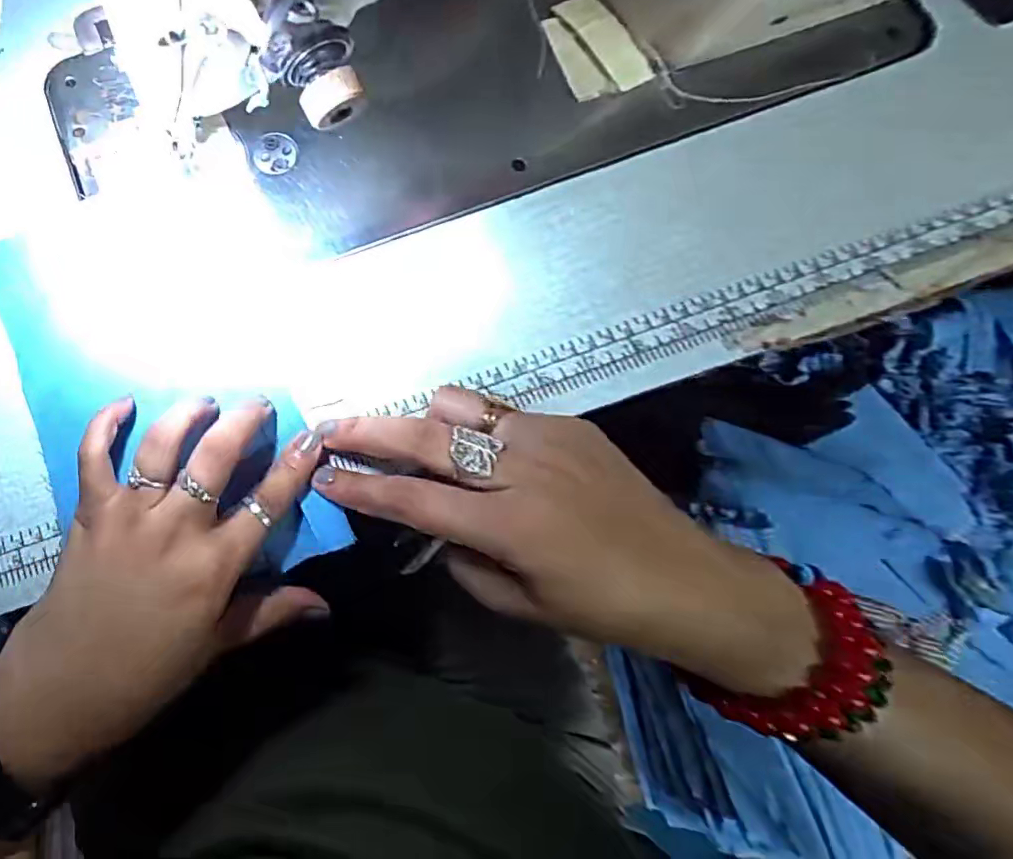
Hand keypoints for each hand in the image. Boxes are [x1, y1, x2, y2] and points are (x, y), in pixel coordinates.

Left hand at [0, 396, 329, 794]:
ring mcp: (130, 515)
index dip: (293, 466)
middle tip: (258, 404)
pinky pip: (94, 456)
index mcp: (214, 566)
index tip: (310, 436)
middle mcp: (176, 530)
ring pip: (162, 446)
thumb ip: (270, 613)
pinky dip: (104, 425)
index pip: (265, 504)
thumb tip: (324, 604)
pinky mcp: (91, 511)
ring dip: (186, 415)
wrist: (64, 688)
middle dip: (243, 421)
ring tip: (204, 402)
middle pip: (216, 457)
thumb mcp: (217, 646)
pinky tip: (124, 404)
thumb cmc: (148, 671)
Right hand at [314, 387, 817, 695]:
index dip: (363, 489)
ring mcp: (545, 436)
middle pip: (426, 438)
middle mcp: (522, 470)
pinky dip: (473, 428)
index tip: (324, 477)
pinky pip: (499, 413)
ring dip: (422, 418)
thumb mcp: (521, 603)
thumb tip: (432, 526)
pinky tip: (480, 451)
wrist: (689, 577)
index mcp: (511, 527)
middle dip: (370, 432)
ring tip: (407, 436)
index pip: (415, 501)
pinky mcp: (566, 422)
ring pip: (458, 405)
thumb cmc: (602, 606)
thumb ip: (463, 561)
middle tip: (331, 427)